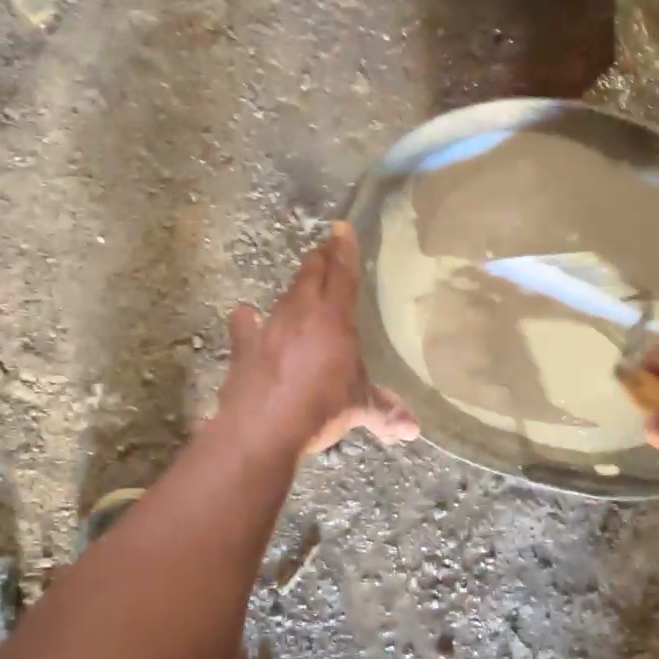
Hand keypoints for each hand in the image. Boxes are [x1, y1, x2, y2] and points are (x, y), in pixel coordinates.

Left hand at [211, 222, 417, 458]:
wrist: (262, 429)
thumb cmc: (321, 408)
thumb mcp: (359, 408)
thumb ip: (386, 411)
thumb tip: (414, 430)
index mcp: (334, 319)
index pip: (343, 273)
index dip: (344, 249)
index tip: (342, 228)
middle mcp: (301, 313)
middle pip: (311, 273)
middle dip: (320, 258)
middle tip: (326, 248)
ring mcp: (270, 327)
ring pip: (285, 295)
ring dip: (296, 287)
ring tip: (302, 284)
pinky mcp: (244, 346)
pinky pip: (246, 325)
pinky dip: (248, 319)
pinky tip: (245, 314)